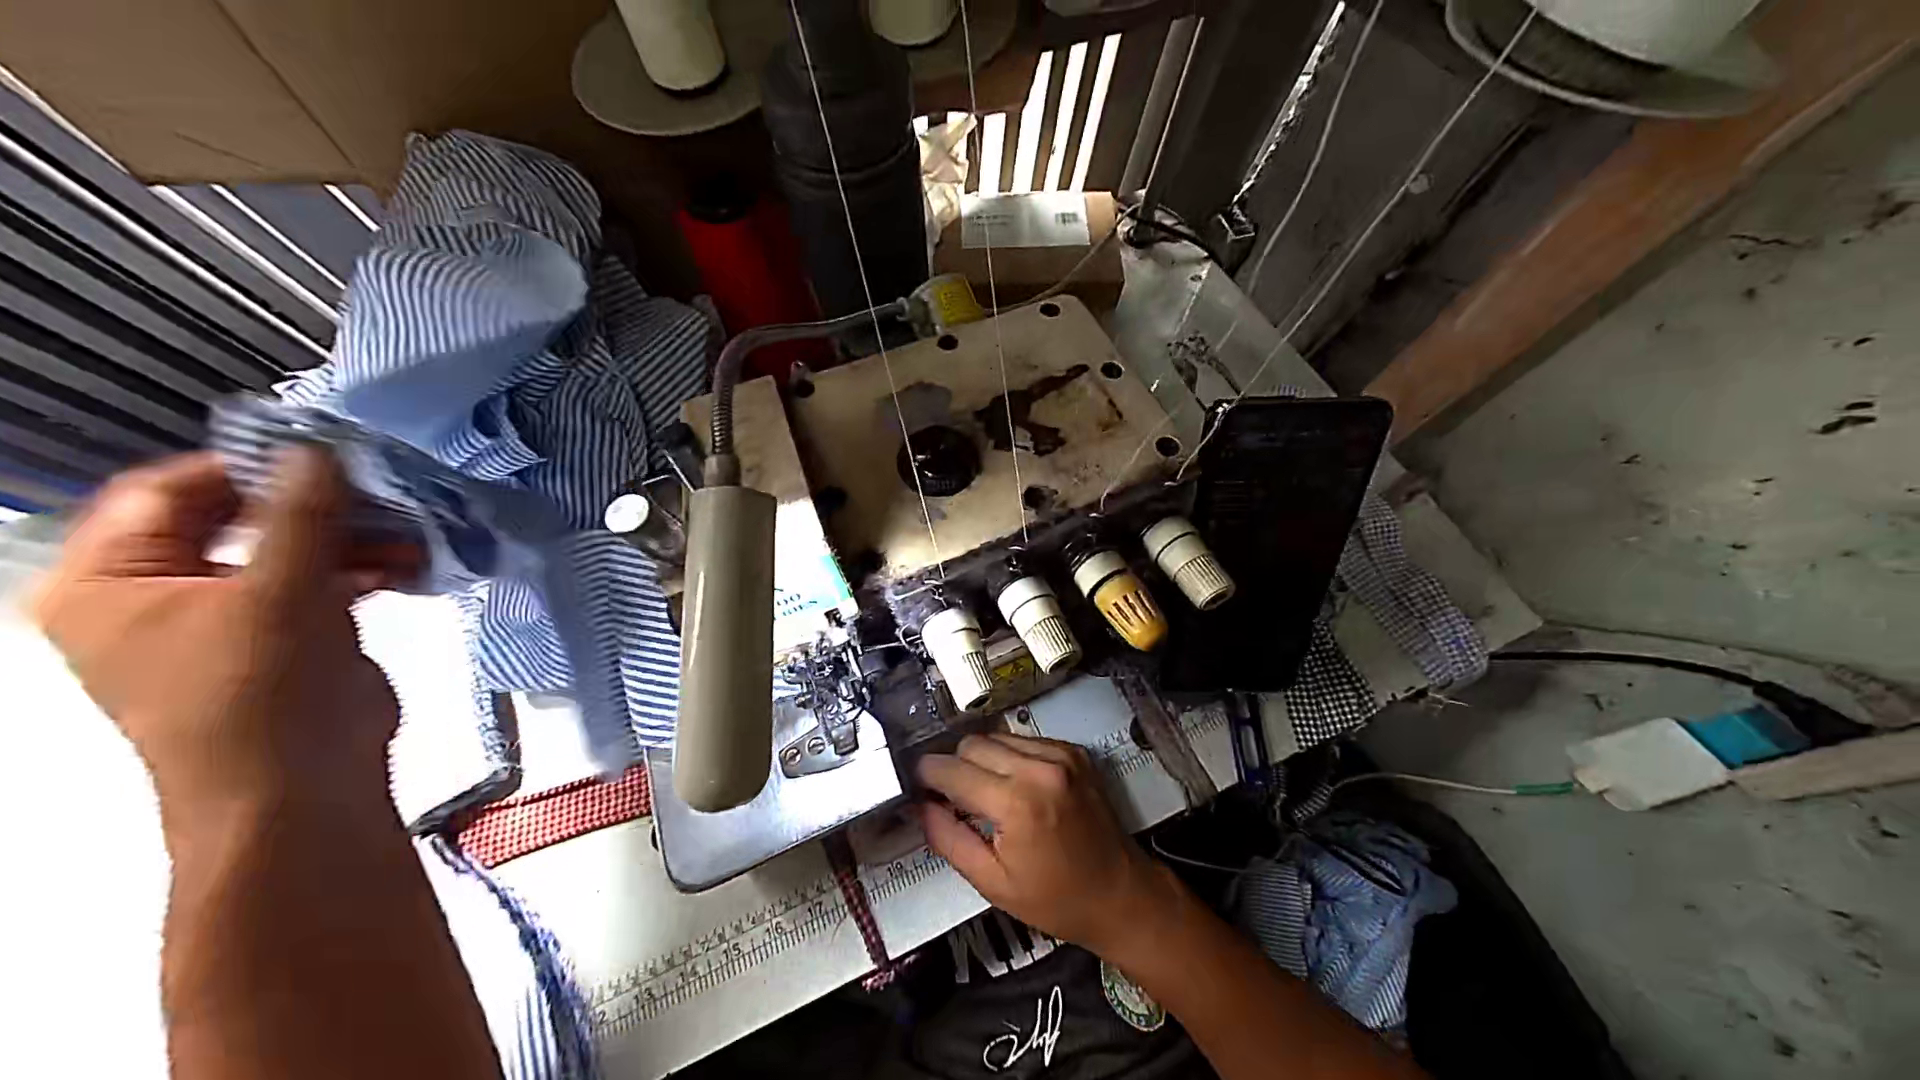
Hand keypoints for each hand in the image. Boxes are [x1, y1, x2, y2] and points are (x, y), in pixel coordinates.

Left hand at [30, 449, 410, 823]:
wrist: (301, 789)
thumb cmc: (261, 693)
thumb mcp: (280, 593)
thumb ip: (302, 514)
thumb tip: (321, 447)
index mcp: (110, 582)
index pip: (168, 491)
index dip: (246, 467)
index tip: (328, 456)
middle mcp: (159, 594)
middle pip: (237, 519)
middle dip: (318, 506)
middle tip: (383, 494)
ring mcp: (228, 617)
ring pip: (289, 550)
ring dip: (352, 537)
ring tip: (411, 534)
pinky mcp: (287, 637)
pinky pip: (319, 582)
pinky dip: (362, 568)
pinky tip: (408, 564)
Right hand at [914, 733, 1184, 956]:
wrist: (1122, 895)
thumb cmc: (1056, 899)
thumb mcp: (992, 883)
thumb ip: (947, 838)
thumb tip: (920, 805)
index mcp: (1017, 803)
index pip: (952, 769)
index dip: (927, 776)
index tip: (917, 787)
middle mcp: (1039, 767)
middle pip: (971, 744)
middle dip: (954, 767)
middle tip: (954, 798)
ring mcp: (1060, 754)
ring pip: (996, 737)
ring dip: (982, 760)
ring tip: (987, 795)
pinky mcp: (1073, 751)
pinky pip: (1023, 740)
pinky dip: (1010, 758)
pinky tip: (1016, 787)